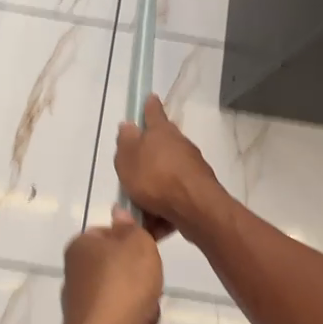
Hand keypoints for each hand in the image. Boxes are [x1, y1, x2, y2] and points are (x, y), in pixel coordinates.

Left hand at [61, 208, 161, 323]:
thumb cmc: (122, 285)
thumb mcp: (137, 243)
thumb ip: (132, 227)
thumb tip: (118, 213)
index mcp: (81, 249)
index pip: (107, 233)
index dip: (130, 239)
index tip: (148, 246)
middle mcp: (80, 278)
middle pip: (123, 271)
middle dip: (144, 281)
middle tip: (149, 283)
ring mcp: (89, 311)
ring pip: (131, 301)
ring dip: (146, 309)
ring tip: (145, 314)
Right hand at [115, 95, 224, 240]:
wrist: (194, 207)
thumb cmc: (155, 177)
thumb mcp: (128, 158)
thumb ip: (126, 142)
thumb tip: (129, 124)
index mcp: (161, 132)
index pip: (153, 112)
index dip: (149, 106)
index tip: (150, 97)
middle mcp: (179, 145)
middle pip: (161, 146)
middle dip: (148, 159)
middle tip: (132, 174)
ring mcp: (190, 168)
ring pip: (166, 176)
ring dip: (153, 190)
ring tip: (137, 211)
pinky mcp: (196, 190)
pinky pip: (173, 199)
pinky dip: (162, 210)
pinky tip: (152, 226)